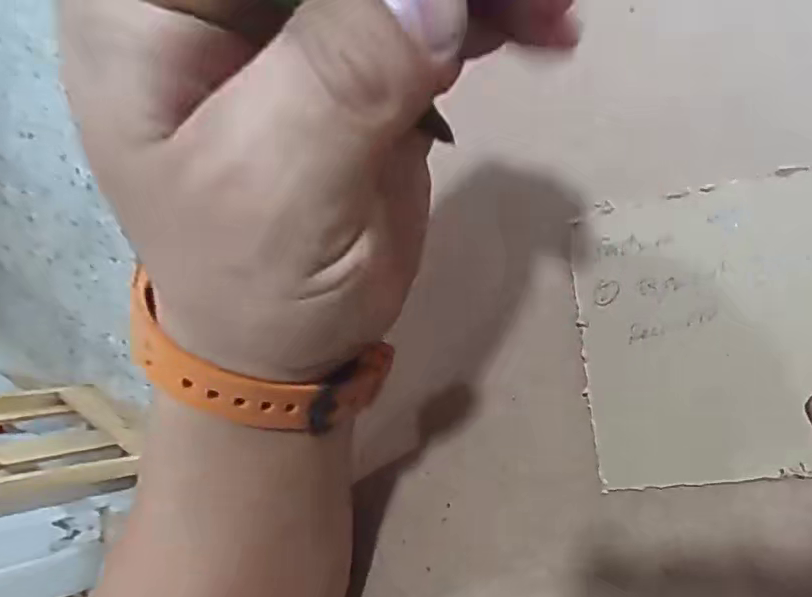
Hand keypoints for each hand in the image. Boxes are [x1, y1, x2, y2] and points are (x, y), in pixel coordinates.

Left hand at [58, 0, 578, 379]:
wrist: (290, 347)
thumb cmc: (257, 285)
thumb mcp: (281, 187)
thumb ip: (344, 78)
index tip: (450, 5)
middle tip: (541, 3)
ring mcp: (301, 28)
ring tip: (554, 18)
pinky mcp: (362, 69)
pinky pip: (430, 16)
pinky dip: (487, 18)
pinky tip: (540, 29)